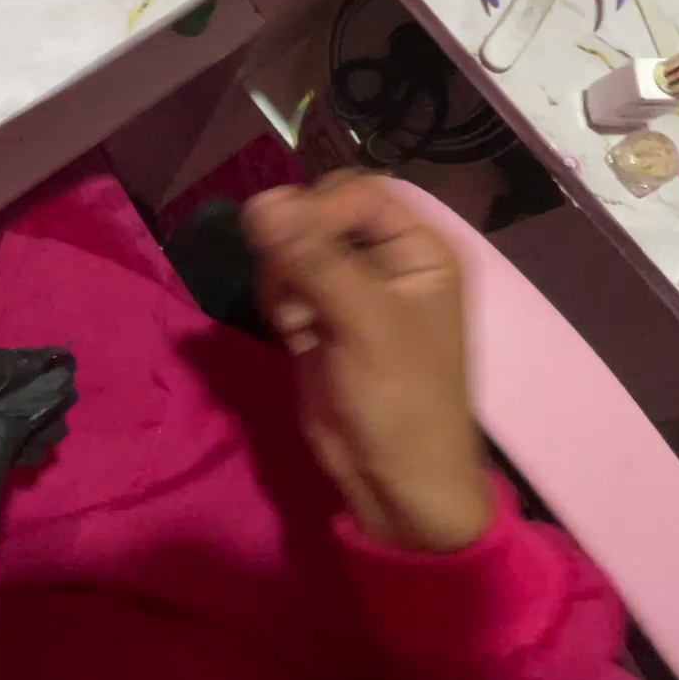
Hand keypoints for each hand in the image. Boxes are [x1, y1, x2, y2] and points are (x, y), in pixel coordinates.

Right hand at [242, 173, 489, 552]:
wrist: (393, 485)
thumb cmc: (401, 402)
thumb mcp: (365, 324)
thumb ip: (313, 258)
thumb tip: (260, 199)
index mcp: (418, 249)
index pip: (355, 194)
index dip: (317, 212)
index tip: (290, 248)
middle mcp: (384, 259)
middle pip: (316, 216)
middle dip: (295, 249)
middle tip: (295, 293)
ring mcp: (348, 288)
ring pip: (292, 247)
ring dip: (283, 279)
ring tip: (300, 321)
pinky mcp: (318, 315)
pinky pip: (282, 281)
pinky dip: (279, 302)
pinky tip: (294, 333)